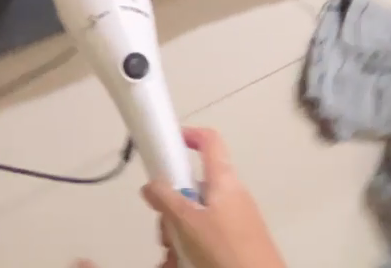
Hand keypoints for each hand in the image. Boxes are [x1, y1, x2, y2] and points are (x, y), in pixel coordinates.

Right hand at [142, 128, 285, 267]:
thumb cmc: (225, 248)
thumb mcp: (187, 221)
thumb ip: (164, 199)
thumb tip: (150, 185)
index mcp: (223, 180)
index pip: (209, 140)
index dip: (188, 135)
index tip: (167, 147)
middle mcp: (231, 195)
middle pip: (194, 187)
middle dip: (172, 207)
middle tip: (164, 230)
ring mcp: (237, 221)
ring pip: (198, 217)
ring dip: (178, 233)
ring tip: (170, 256)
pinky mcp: (239, 244)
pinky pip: (208, 236)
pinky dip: (191, 247)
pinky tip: (178, 264)